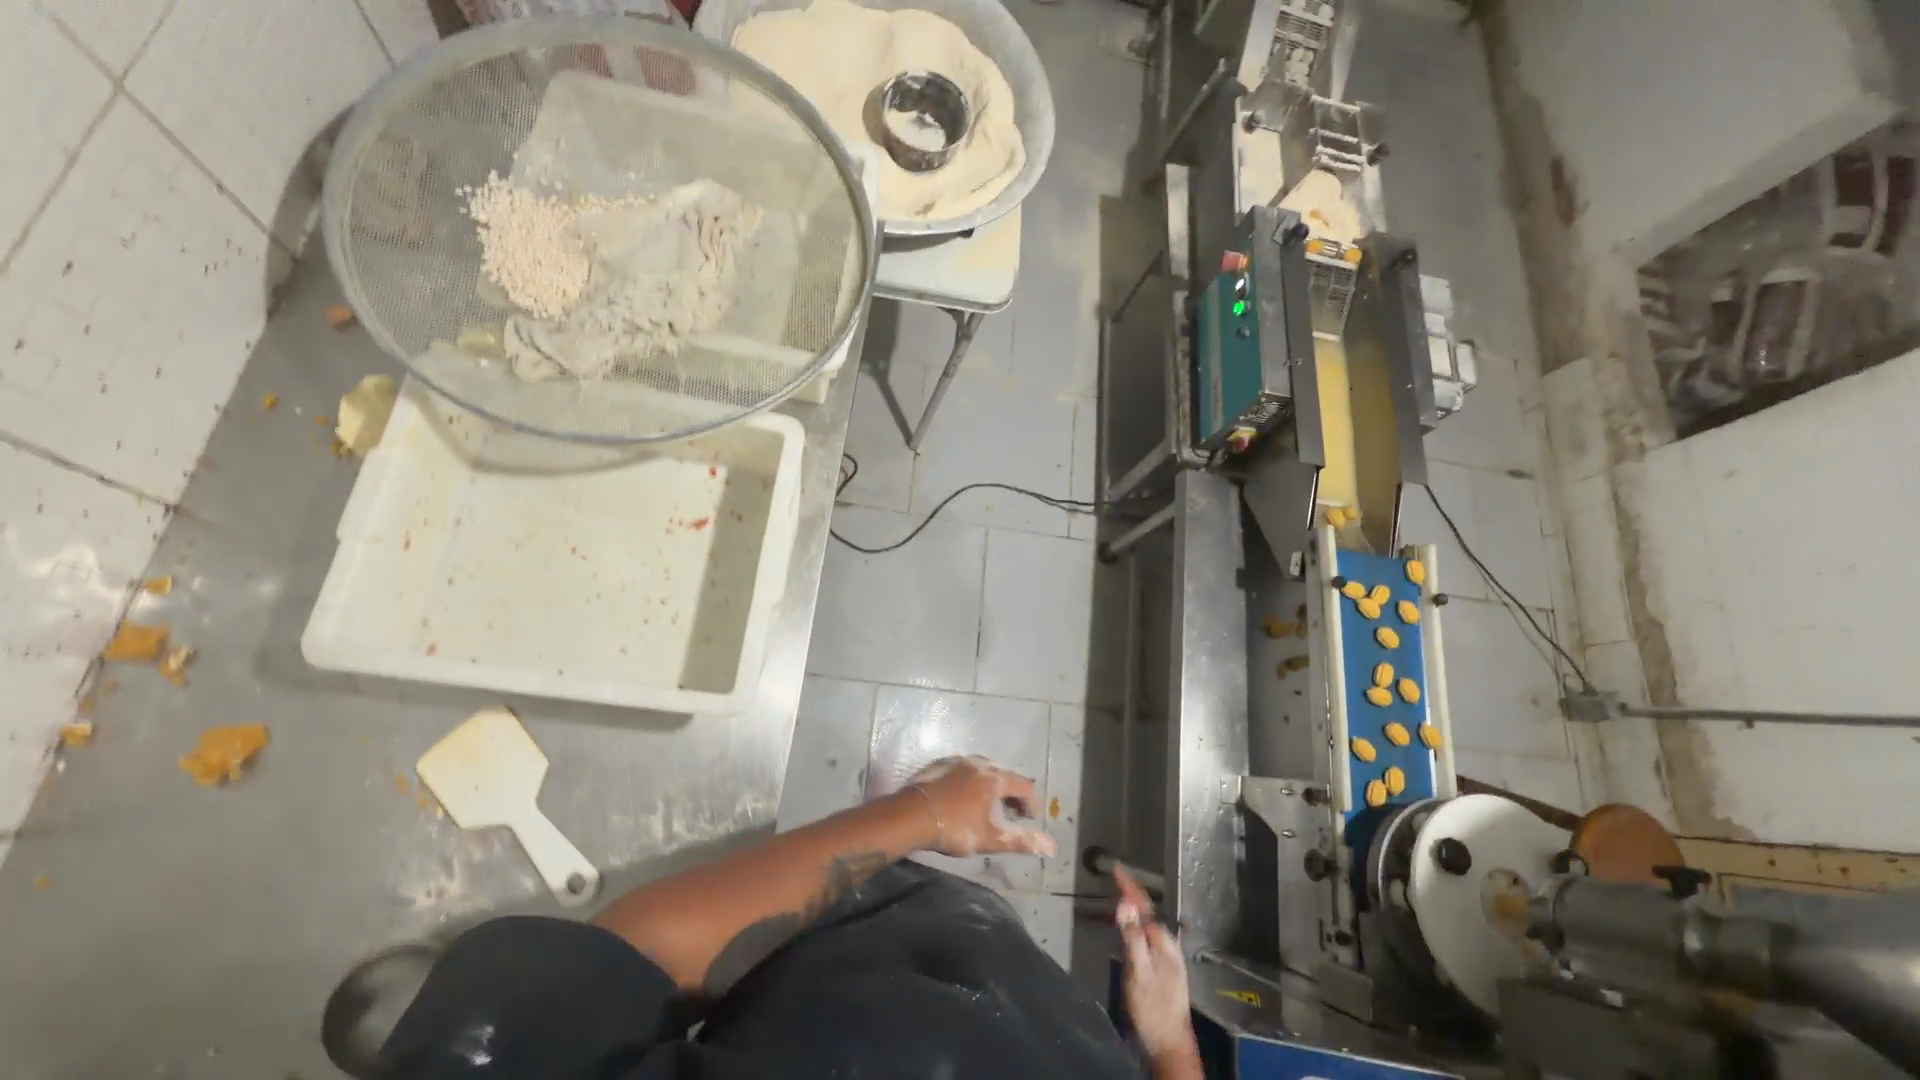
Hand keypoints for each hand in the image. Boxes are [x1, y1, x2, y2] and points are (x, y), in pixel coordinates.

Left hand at [904, 756, 1056, 857]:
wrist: (911, 816)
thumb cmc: (956, 827)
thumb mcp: (991, 838)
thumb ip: (1022, 841)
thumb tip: (1052, 846)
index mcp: (994, 777)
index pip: (1024, 786)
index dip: (1031, 803)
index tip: (1029, 820)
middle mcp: (978, 763)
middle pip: (1003, 774)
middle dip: (1010, 793)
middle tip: (1010, 813)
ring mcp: (955, 761)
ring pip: (981, 770)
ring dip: (989, 786)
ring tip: (987, 805)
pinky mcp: (937, 765)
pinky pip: (962, 770)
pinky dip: (970, 782)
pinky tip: (962, 797)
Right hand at [1114, 865, 1197, 1065]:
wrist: (1168, 1045)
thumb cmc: (1153, 1009)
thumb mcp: (1140, 972)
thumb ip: (1133, 938)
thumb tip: (1125, 903)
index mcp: (1163, 943)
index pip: (1145, 906)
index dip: (1130, 886)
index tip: (1116, 867)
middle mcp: (1166, 946)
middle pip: (1147, 913)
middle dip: (1132, 894)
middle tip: (1114, 878)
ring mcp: (1163, 959)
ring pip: (1146, 925)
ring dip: (1134, 909)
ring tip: (1119, 895)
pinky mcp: (1158, 970)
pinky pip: (1144, 938)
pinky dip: (1134, 926)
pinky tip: (1129, 928)